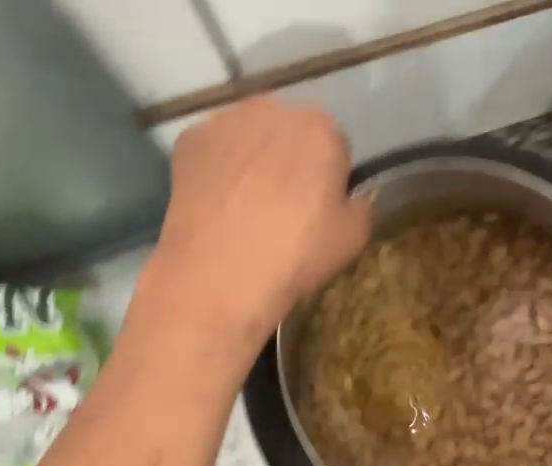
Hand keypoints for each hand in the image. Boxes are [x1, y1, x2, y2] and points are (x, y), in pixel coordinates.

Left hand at [146, 96, 371, 344]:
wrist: (222, 271)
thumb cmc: (298, 253)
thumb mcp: (354, 238)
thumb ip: (360, 205)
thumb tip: (350, 198)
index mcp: (321, 128)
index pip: (335, 144)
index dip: (331, 176)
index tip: (324, 206)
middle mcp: (272, 109)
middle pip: (290, 132)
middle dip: (291, 160)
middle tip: (288, 207)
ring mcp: (224, 120)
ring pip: (250, 137)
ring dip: (255, 161)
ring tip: (251, 207)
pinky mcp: (190, 139)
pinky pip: (216, 151)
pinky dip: (221, 170)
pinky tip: (222, 206)